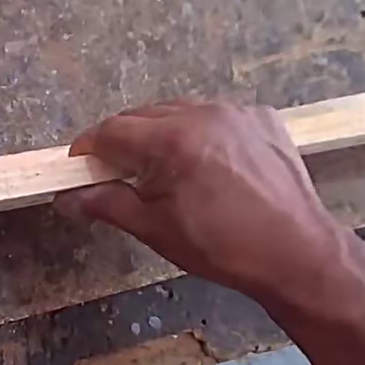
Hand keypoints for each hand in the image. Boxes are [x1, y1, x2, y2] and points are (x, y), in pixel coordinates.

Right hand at [54, 100, 361, 307]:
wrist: (296, 253)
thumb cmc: (221, 246)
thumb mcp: (154, 228)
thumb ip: (106, 204)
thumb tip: (68, 199)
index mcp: (172, 140)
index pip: (112, 129)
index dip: (88, 148)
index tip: (79, 166)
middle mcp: (203, 113)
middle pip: (142, 116)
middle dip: (122, 141)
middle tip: (116, 174)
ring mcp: (236, 111)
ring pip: (177, 112)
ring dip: (158, 135)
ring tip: (161, 170)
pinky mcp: (262, 117)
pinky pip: (212, 116)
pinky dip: (196, 133)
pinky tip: (202, 164)